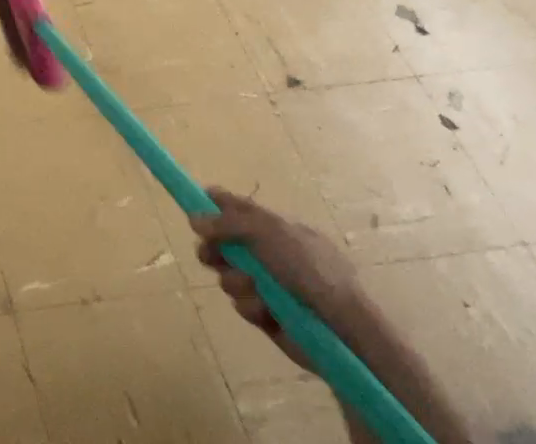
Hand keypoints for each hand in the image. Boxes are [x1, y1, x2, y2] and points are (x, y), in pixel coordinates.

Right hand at [190, 186, 362, 369]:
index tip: (193, 206)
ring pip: (228, 275)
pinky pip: (241, 303)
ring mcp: (268, 284)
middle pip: (224, 243)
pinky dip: (250, 305)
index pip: (240, 209)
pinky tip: (265, 311)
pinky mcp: (266, 313)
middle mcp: (271, 254)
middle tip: (211, 256)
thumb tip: (193, 218)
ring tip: (254, 289)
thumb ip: (228, 223)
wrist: (342, 330)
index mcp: (279, 230)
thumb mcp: (270, 234)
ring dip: (236, 281)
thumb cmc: (311, 272)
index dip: (215, 205)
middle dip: (214, 250)